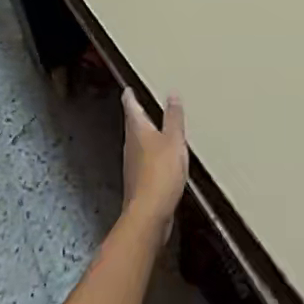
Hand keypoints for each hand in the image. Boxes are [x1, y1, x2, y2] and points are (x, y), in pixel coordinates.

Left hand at [121, 90, 187, 236]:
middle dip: (138, 114)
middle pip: (132, 124)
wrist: (149, 214)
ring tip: (156, 128)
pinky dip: (151, 153)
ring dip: (145, 134)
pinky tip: (161, 158)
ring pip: (137, 142)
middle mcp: (130, 144)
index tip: (129, 88)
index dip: (130, 96)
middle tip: (144, 104)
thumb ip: (174, 118)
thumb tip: (172, 94)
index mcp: (137, 130)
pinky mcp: (138, 181)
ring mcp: (132, 164)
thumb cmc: (161, 173)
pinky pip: (144, 160)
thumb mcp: (174, 141)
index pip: (130, 106)